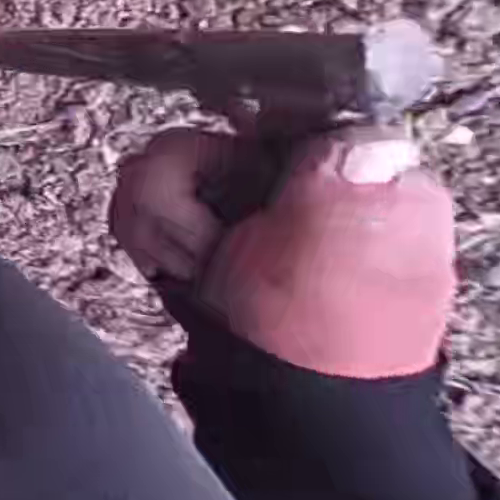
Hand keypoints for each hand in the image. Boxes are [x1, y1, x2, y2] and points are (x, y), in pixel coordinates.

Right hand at [111, 126, 455, 378]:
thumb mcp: (337, 266)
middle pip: (187, 139)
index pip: (267, 108)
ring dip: (153, 223)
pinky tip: (171, 263)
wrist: (268, 392)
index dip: (227, 140)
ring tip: (188, 265)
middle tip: (203, 247)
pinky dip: (141, 233)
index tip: (215, 188)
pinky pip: (131, 193)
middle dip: (174, 198)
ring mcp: (229, 191)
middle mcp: (284, 172)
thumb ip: (345, 196)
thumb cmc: (308, 331)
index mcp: (344, 173)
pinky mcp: (187, 209)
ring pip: (147, 163)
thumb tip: (369, 135)